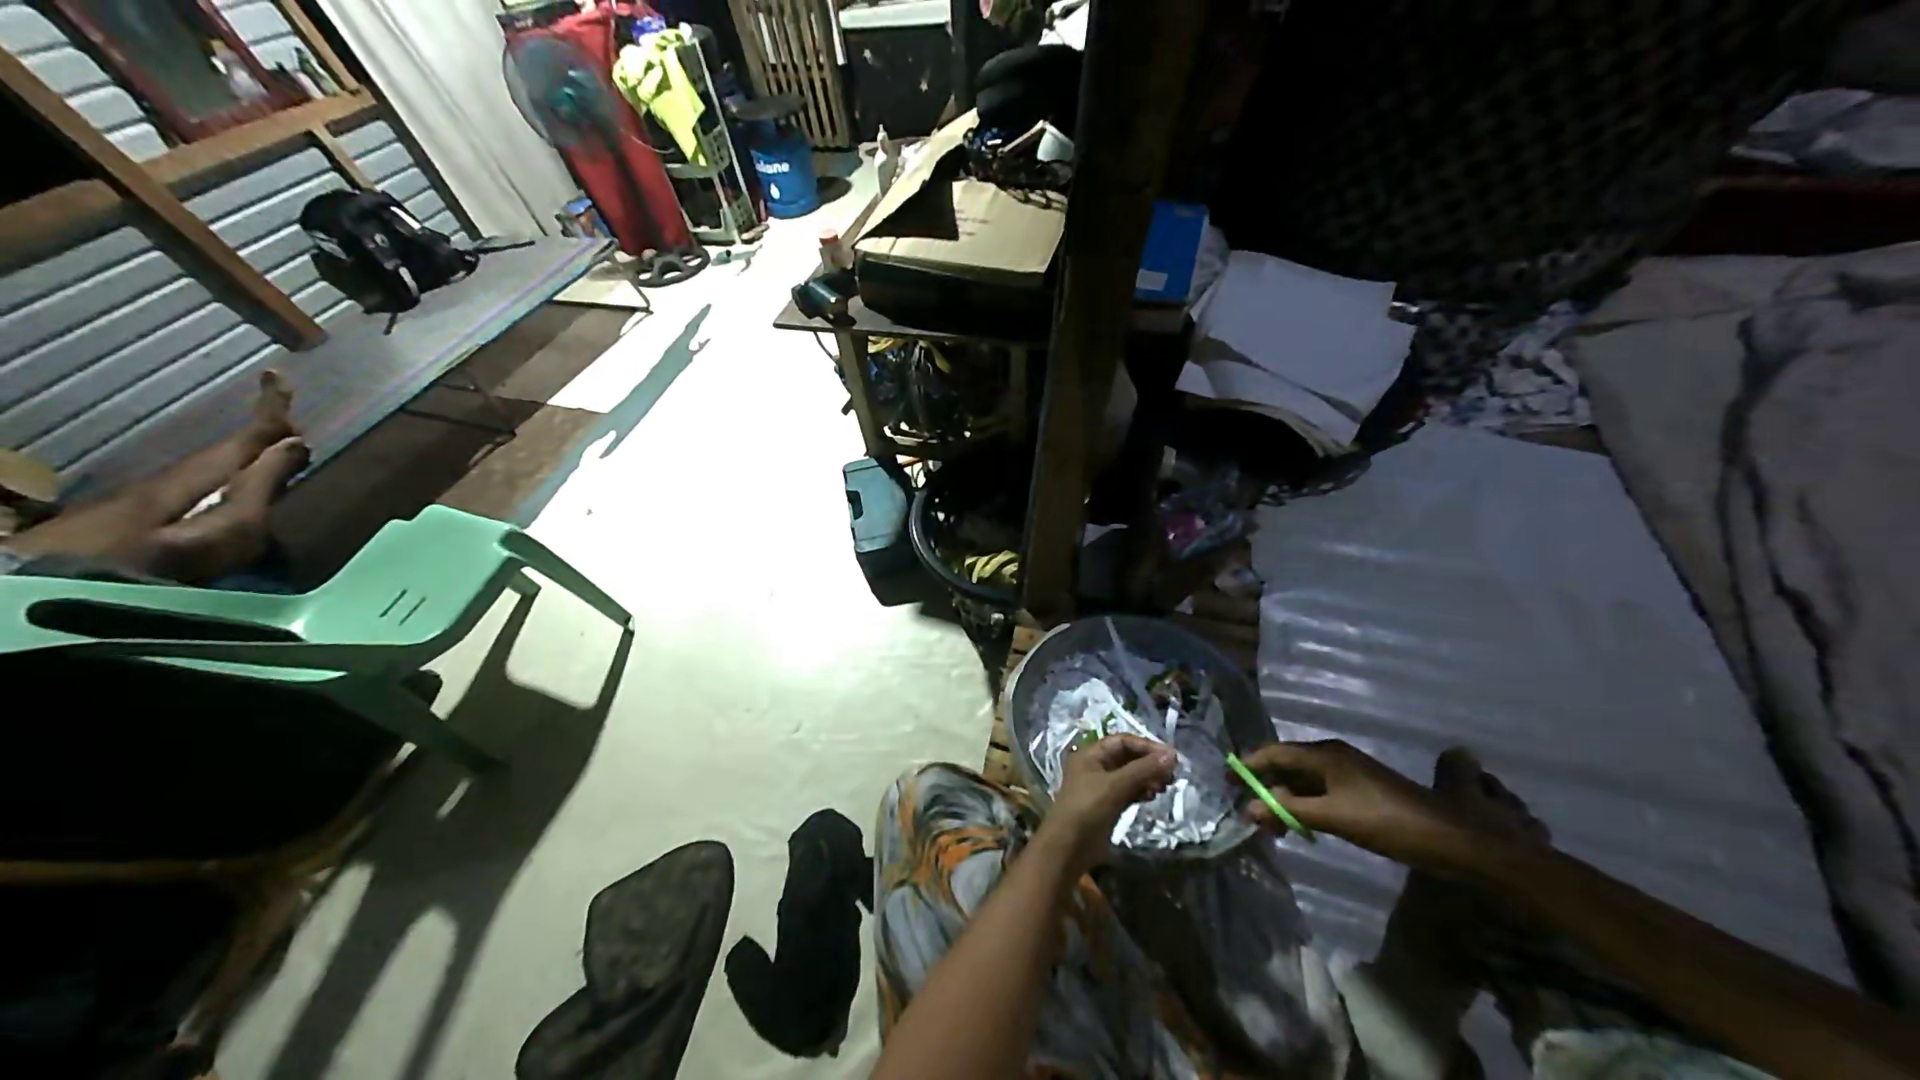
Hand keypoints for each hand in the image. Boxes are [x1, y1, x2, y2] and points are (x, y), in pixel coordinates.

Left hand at [1043, 735, 1177, 875]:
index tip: (1170, 757)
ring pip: (1130, 775)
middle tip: (1171, 775)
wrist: (1068, 847)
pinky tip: (1152, 796)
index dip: (1146, 746)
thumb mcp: (1115, 785)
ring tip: (1164, 787)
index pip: (1123, 741)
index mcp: (1091, 754)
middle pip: (1128, 757)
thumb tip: (1172, 755)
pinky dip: (1141, 791)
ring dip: (1148, 777)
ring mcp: (1102, 786)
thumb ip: (1143, 769)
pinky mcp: (1108, 804)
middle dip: (1149, 763)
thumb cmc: (1087, 808)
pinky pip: (1129, 791)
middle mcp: (1096, 766)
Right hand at [1238, 740, 1498, 872]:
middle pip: (1286, 765)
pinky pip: (1317, 791)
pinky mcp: (1358, 790)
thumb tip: (1248, 808)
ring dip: (1283, 799)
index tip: (1226, 780)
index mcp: (1324, 755)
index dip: (1248, 765)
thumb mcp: (1332, 817)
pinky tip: (1298, 825)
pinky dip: (1301, 806)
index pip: (1274, 753)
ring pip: (1302, 781)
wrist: (1450, 838)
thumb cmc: (1385, 821)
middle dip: (1264, 785)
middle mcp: (1332, 757)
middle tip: (1244, 808)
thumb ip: (1288, 811)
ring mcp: (1347, 773)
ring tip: (1270, 826)